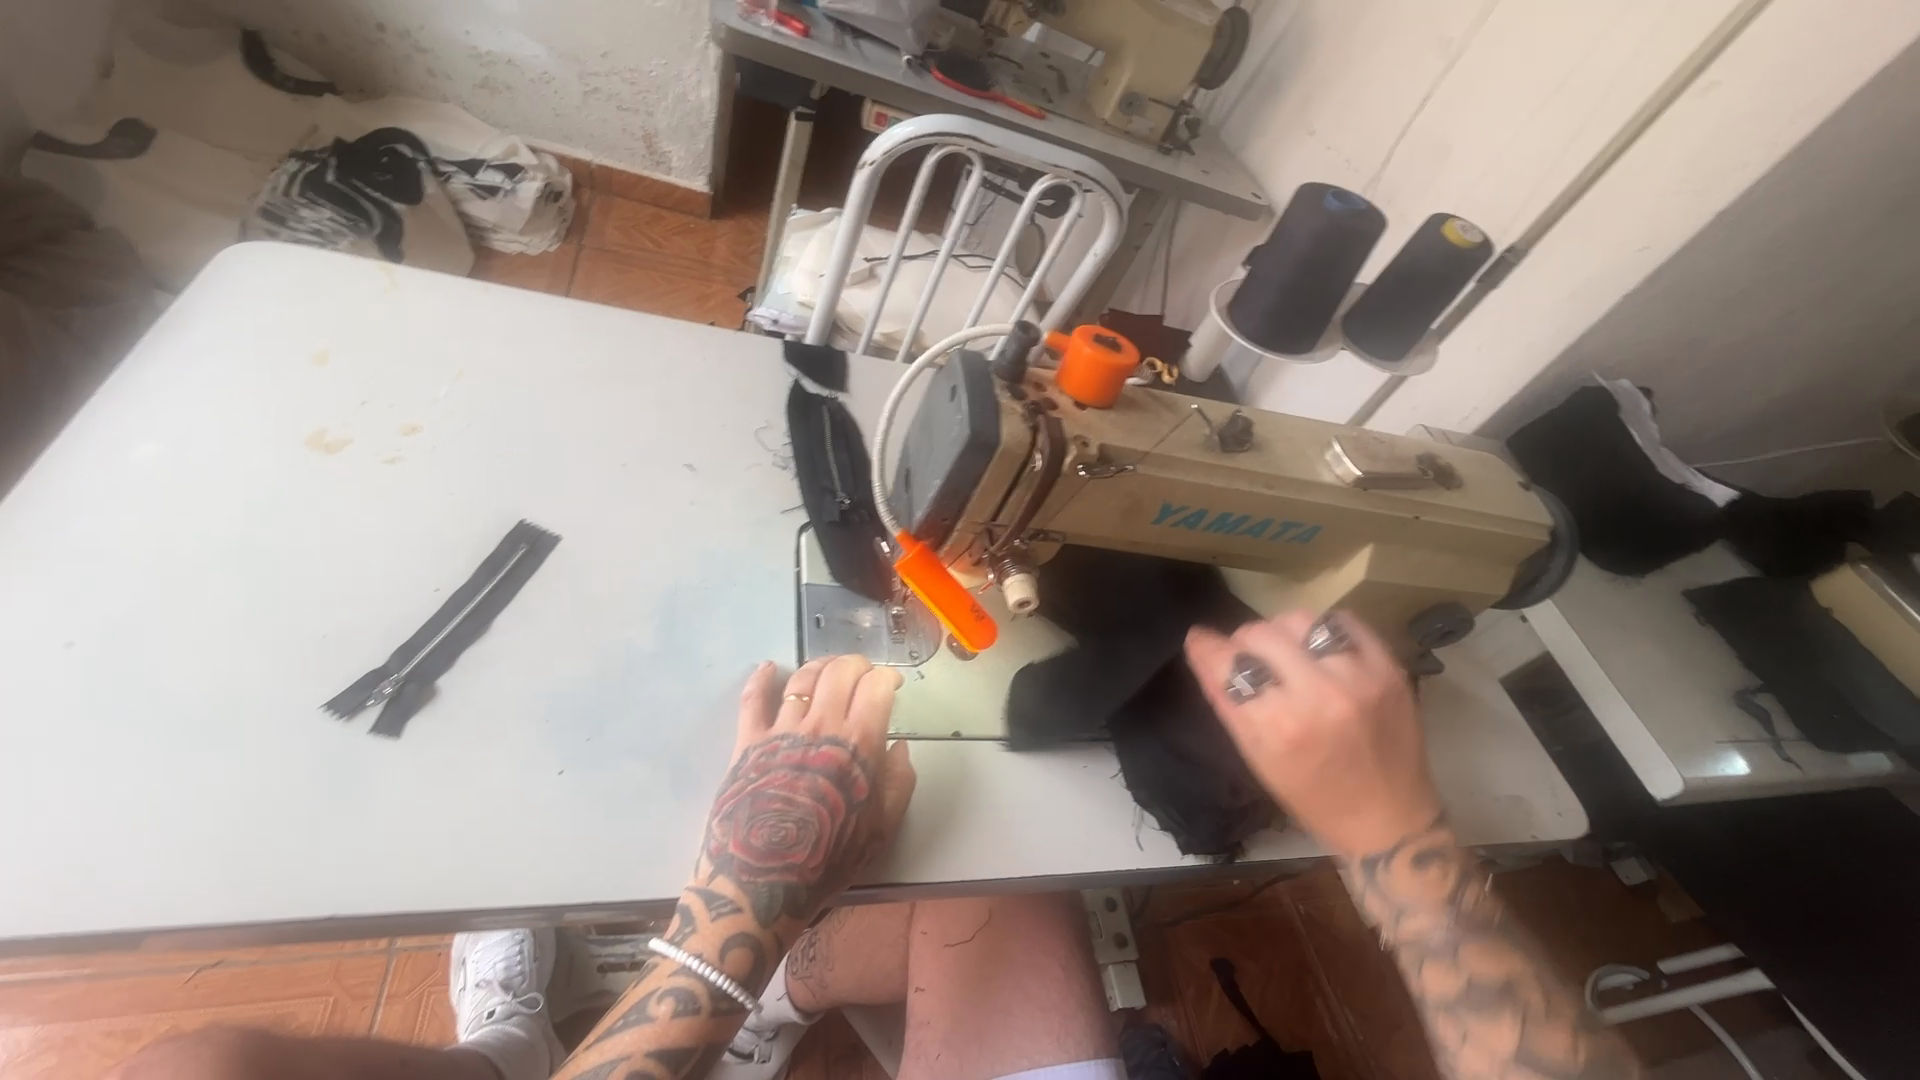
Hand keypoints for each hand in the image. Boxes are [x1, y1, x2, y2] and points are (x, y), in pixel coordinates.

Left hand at [692, 656, 916, 943]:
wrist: (762, 883)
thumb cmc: (827, 858)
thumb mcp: (883, 829)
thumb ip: (900, 783)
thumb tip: (898, 747)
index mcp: (859, 743)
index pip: (876, 686)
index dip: (887, 677)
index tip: (891, 685)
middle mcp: (821, 725)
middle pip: (840, 672)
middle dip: (856, 664)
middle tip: (862, 674)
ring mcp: (781, 730)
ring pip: (803, 679)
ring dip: (820, 665)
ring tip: (828, 669)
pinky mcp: (747, 742)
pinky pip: (754, 698)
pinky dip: (762, 678)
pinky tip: (769, 668)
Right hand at [1184, 611, 1439, 858]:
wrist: (1389, 819)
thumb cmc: (1311, 796)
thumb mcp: (1257, 757)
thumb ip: (1227, 701)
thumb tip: (1202, 649)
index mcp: (1278, 726)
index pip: (1226, 663)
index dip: (1205, 646)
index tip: (1200, 640)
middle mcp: (1318, 695)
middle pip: (1260, 633)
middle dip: (1244, 642)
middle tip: (1248, 656)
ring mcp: (1358, 679)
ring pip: (1300, 620)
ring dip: (1282, 631)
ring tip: (1287, 651)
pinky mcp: (1389, 670)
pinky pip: (1345, 622)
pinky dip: (1323, 629)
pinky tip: (1319, 648)